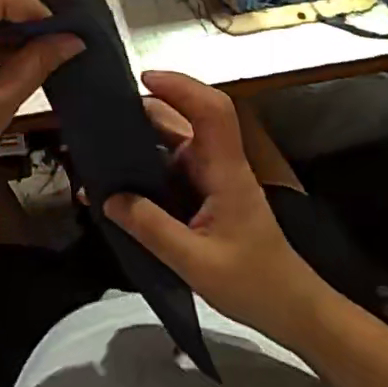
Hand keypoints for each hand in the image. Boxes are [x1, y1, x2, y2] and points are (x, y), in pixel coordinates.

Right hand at [103, 70, 327, 338]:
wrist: (291, 308)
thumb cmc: (254, 283)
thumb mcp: (196, 262)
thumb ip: (151, 228)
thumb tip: (108, 197)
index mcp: (225, 171)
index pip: (212, 111)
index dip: (181, 86)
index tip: (144, 78)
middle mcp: (217, 165)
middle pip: (183, 121)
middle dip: (143, 111)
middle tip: (98, 116)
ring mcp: (211, 179)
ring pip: (171, 145)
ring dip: (138, 141)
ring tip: (97, 147)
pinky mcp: (204, 195)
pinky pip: (168, 170)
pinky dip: (142, 169)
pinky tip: (114, 182)